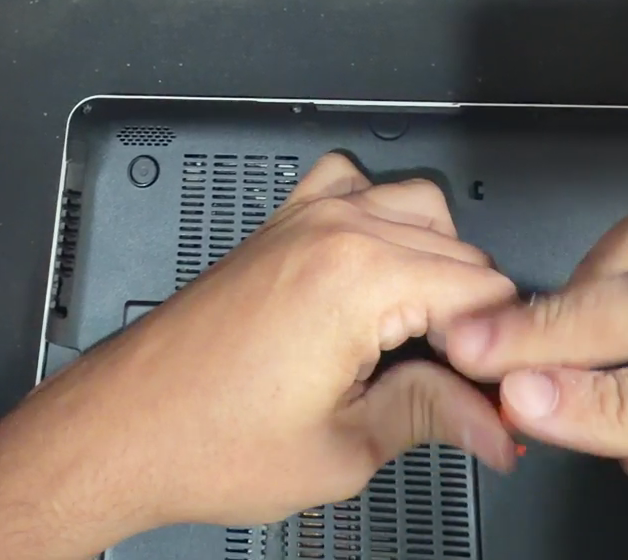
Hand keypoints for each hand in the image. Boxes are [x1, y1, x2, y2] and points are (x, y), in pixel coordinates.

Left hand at [0, 154, 518, 559]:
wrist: (128, 421)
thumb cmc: (211, 437)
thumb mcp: (342, 447)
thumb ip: (431, 416)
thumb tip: (494, 422)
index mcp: (362, 277)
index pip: (484, 291)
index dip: (499, 350)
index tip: (491, 394)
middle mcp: (337, 228)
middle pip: (458, 249)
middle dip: (473, 314)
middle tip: (460, 382)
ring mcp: (306, 215)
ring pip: (416, 205)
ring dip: (435, 259)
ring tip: (419, 329)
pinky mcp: (280, 221)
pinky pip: (348, 181)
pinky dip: (375, 211)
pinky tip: (370, 263)